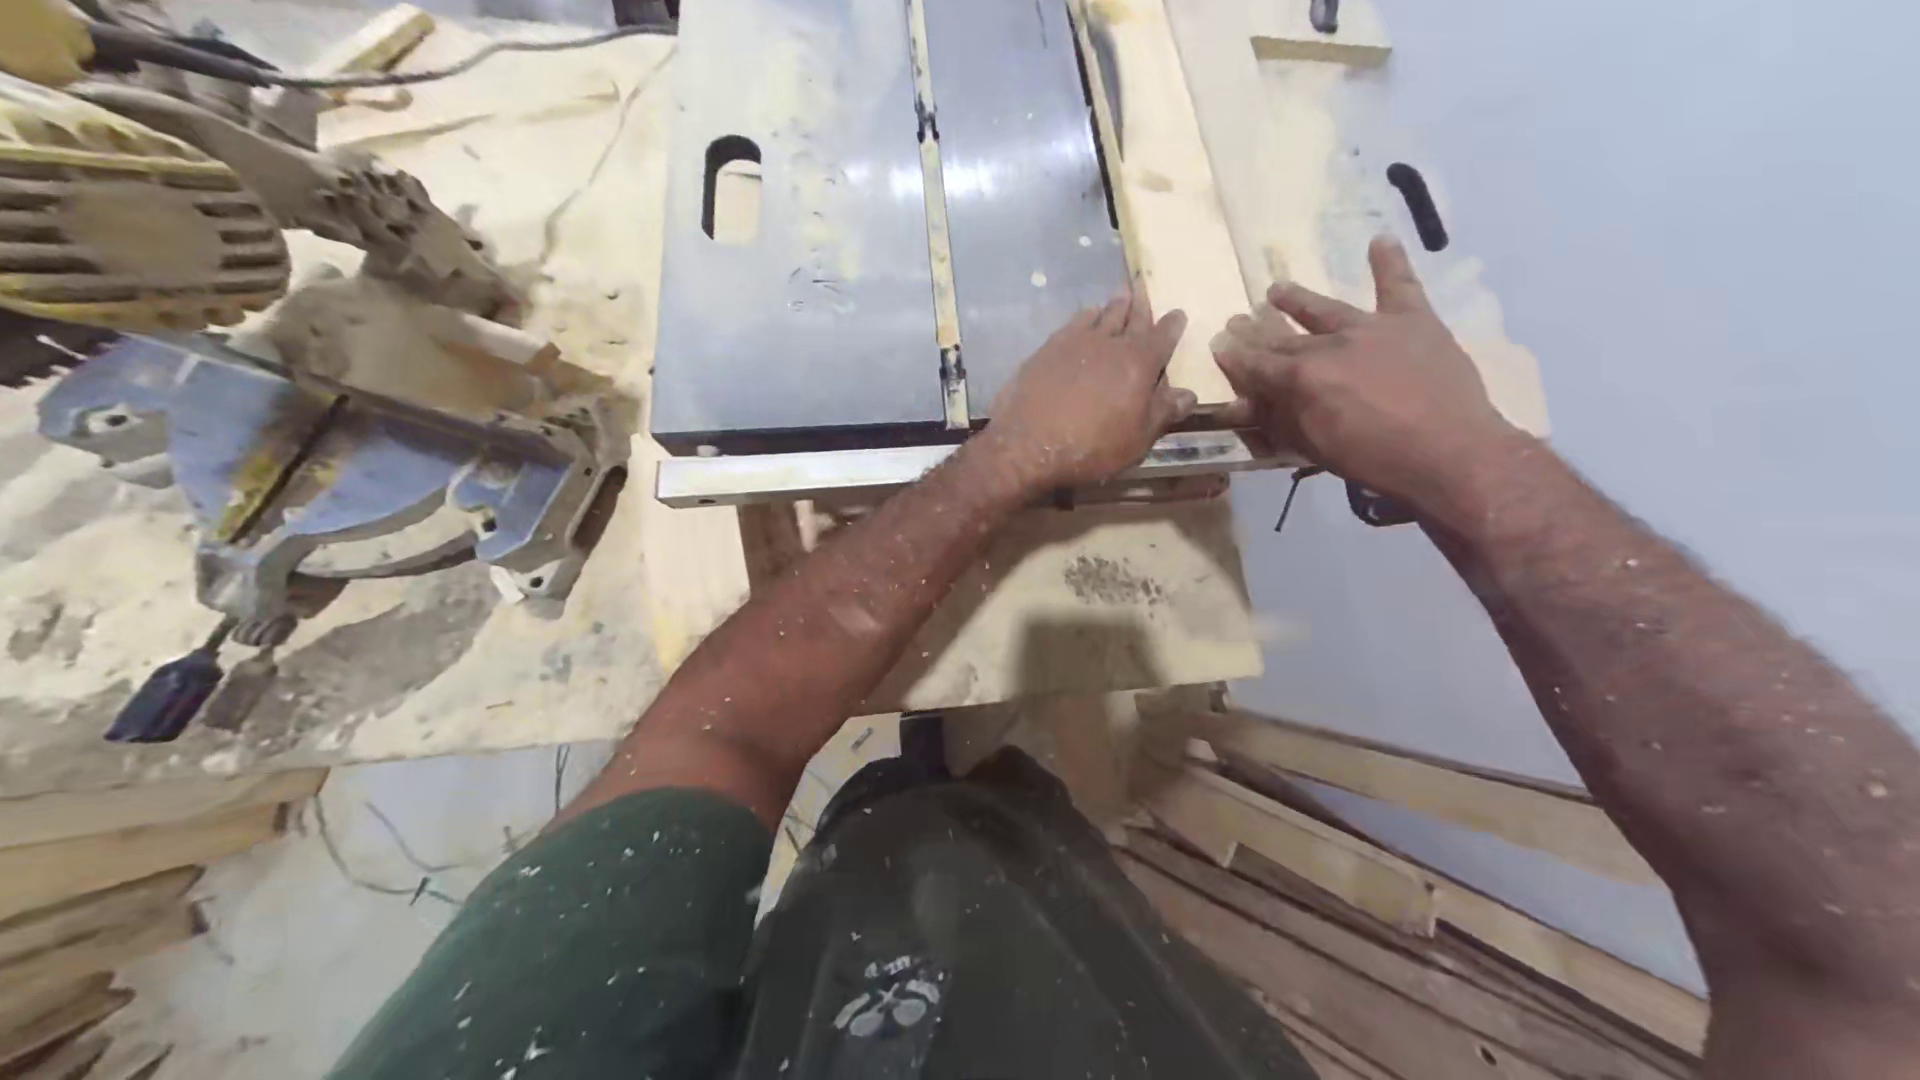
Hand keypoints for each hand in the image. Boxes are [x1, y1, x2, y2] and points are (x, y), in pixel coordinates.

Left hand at [980, 288, 1194, 491]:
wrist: (1028, 445)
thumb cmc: (1092, 447)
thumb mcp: (1137, 438)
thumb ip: (1163, 412)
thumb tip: (1189, 394)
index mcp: (1140, 363)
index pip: (1163, 336)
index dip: (1172, 325)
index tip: (1177, 315)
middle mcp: (1110, 343)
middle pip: (1131, 317)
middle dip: (1141, 306)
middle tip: (1144, 293)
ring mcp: (1076, 341)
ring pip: (1101, 315)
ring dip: (1113, 307)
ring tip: (1120, 299)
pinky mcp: (1047, 348)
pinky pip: (1073, 323)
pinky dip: (1084, 317)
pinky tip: (1084, 318)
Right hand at [1212, 235, 1522, 505]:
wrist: (1449, 452)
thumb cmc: (1372, 458)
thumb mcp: (1312, 445)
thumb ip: (1277, 420)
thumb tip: (1243, 404)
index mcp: (1301, 378)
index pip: (1256, 365)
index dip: (1234, 357)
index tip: (1217, 345)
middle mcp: (1330, 345)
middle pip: (1284, 337)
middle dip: (1256, 330)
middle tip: (1236, 320)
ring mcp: (1372, 328)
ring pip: (1326, 309)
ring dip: (1298, 299)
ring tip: (1276, 289)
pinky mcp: (1413, 322)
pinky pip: (1400, 286)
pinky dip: (1390, 263)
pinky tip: (1380, 240)